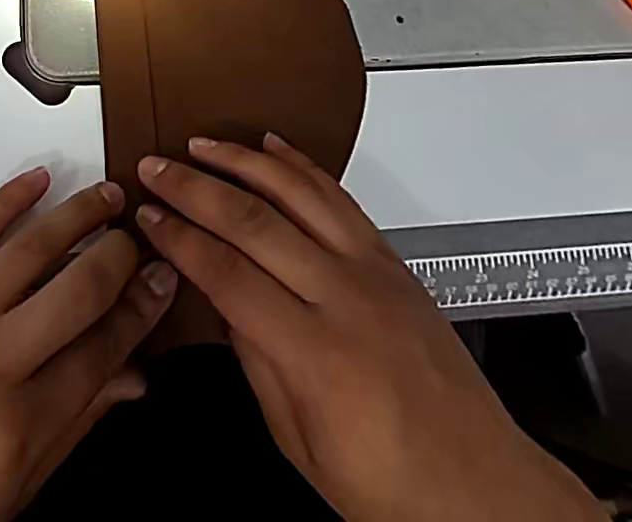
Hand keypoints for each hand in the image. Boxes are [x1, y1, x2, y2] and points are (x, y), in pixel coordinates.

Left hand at [0, 170, 175, 521]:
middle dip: (121, 254)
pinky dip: (8, 200)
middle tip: (140, 238)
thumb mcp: (14, 489)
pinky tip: (38, 181)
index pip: (105, 347)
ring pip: (32, 248)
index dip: (144, 307)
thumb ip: (78, 421)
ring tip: (108, 196)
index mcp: (17, 424)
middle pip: (79, 287)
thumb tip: (129, 376)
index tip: (163, 280)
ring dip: (79, 213)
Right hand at [135, 136, 600, 521]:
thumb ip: (254, 357)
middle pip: (252, 220)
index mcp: (315, 354)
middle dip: (193, 186)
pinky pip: (339, 197)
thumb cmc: (394, 484)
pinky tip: (274, 148)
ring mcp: (373, 270)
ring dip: (242, 160)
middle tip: (157, 167)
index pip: (226, 271)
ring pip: (296, 192)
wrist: (482, 490)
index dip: (178, 238)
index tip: (149, 215)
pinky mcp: (391, 260)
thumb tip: (220, 298)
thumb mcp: (298, 438)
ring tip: (203, 144)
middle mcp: (346, 298)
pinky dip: (302, 166)